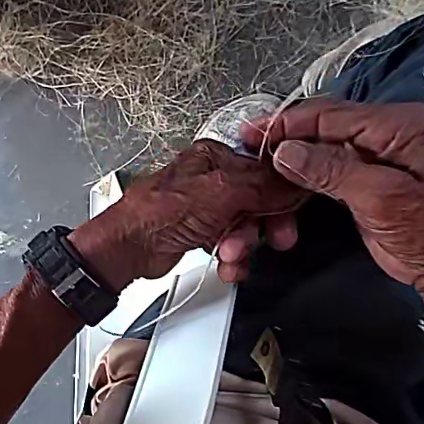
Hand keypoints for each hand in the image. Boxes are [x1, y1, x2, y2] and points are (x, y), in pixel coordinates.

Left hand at [69, 140, 306, 287]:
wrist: (128, 249)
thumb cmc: (157, 214)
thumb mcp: (221, 193)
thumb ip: (263, 186)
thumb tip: (296, 180)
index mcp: (215, 159)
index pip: (265, 171)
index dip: (282, 193)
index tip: (290, 212)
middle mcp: (211, 181)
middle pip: (259, 202)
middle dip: (263, 225)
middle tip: (272, 238)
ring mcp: (205, 208)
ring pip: (246, 227)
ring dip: (244, 246)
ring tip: (231, 253)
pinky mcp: (200, 233)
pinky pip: (230, 245)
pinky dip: (232, 258)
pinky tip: (227, 265)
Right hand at [240, 101, 423, 314]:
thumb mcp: (380, 198)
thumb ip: (331, 169)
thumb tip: (285, 151)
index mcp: (402, 126)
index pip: (331, 114)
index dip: (287, 123)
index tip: (253, 133)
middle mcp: (391, 133)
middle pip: (325, 126)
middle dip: (285, 137)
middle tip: (248, 147)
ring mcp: (380, 156)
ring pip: (323, 146)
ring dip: (291, 156)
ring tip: (259, 164)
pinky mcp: (369, 179)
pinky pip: (329, 166)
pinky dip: (304, 172)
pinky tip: (284, 178)